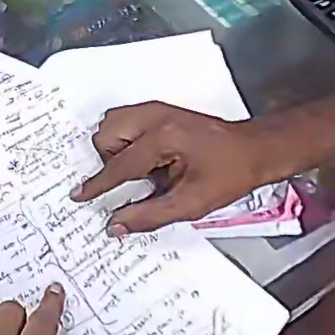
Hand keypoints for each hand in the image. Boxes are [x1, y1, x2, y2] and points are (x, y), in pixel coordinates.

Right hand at [72, 103, 294, 232]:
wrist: (255, 148)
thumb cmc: (230, 175)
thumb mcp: (193, 203)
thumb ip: (150, 215)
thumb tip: (114, 225)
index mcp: (164, 138)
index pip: (120, 165)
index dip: (99, 185)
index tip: (79, 196)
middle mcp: (154, 117)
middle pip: (106, 136)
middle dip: (113, 160)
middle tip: (139, 178)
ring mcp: (154, 109)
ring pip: (110, 125)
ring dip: (116, 148)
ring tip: (143, 166)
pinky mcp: (157, 109)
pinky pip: (122, 120)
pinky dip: (124, 139)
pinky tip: (146, 155)